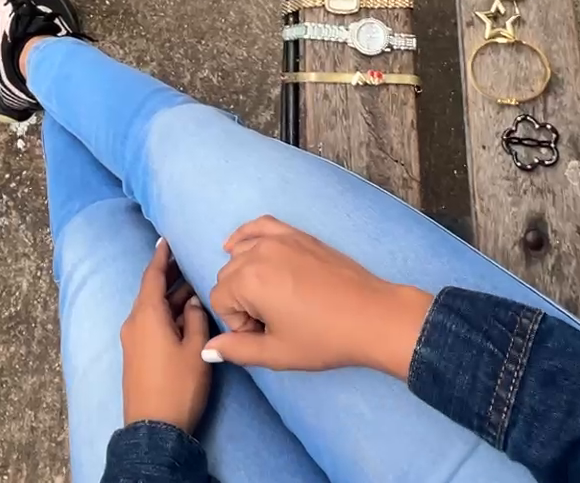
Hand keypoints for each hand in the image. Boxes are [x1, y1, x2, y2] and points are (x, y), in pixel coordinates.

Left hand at [121, 240, 212, 430]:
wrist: (153, 431)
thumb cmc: (177, 384)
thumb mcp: (195, 348)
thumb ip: (195, 317)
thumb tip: (191, 300)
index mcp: (147, 314)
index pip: (153, 275)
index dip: (162, 256)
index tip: (167, 238)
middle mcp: (135, 322)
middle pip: (151, 290)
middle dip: (169, 274)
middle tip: (188, 259)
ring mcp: (133, 339)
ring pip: (152, 307)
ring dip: (170, 296)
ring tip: (192, 284)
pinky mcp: (136, 354)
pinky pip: (150, 322)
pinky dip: (165, 312)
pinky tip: (183, 313)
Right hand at [204, 216, 432, 377]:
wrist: (370, 315)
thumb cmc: (324, 338)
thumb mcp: (276, 353)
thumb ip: (236, 350)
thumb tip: (208, 350)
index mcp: (249, 280)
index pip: (219, 300)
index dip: (238, 324)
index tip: (265, 333)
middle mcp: (258, 252)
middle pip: (227, 276)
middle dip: (241, 300)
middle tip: (272, 321)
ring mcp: (279, 237)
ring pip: (240, 253)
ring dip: (245, 274)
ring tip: (271, 296)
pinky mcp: (296, 233)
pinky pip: (259, 225)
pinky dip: (246, 235)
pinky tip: (239, 245)